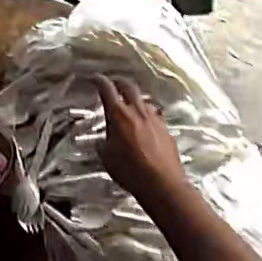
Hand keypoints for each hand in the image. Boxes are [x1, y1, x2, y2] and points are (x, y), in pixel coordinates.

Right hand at [95, 75, 184, 203]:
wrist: (161, 182)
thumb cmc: (129, 170)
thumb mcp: (106, 157)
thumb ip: (102, 144)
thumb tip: (101, 141)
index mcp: (118, 114)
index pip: (107, 89)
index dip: (99, 81)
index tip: (95, 78)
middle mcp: (137, 110)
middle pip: (128, 86)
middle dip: (119, 82)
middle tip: (114, 83)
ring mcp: (154, 117)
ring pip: (144, 100)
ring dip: (135, 99)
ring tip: (131, 105)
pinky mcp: (166, 127)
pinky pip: (155, 114)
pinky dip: (148, 114)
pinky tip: (147, 123)